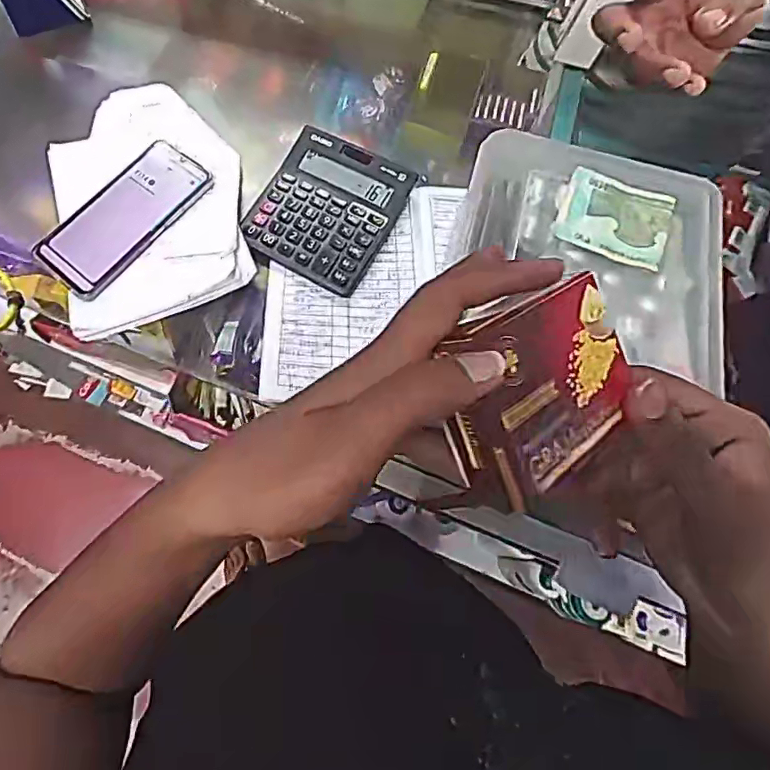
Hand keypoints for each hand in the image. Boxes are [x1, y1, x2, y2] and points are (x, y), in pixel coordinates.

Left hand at [176, 250, 561, 542]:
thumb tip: (493, 358)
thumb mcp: (357, 435)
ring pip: (426, 354)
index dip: (494, 278)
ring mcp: (360, 398)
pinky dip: (449, 388)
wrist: (224, 501)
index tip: (546, 268)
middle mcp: (371, 371)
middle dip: (482, 289)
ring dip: (470, 336)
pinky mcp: (352, 426)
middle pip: (432, 316)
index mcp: (377, 364)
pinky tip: (461, 413)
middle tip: (529, 278)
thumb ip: (419, 395)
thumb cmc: (285, 473)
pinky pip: (415, 395)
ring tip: (512, 340)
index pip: (442, 303)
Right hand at [563, 367, 769, 769]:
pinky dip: (586, 495)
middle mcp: (687, 440)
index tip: (557, 394)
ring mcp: (662, 469)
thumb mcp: (717, 499)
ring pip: (604, 449)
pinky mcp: (640, 497)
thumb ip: (675, 444)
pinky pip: (602, 482)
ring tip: (553, 478)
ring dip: (579, 465)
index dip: (607, 388)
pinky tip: (580, 512)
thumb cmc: (754, 563)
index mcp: (720, 426)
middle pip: (621, 417)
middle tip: (543, 441)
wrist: (751, 634)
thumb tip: (639, 388)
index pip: (654, 388)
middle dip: (583, 431)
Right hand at [591, 0, 768, 95]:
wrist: (732, 35)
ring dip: (646, 67)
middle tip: (629, 39)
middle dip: (617, 31)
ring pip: (624, 60)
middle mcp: (641, 20)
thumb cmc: (729, 4)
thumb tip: (709, 21)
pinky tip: (692, 83)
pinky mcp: (650, 77)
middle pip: (612, 24)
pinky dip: (671, 85)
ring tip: (677, 72)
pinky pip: (648, 85)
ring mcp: (641, 51)